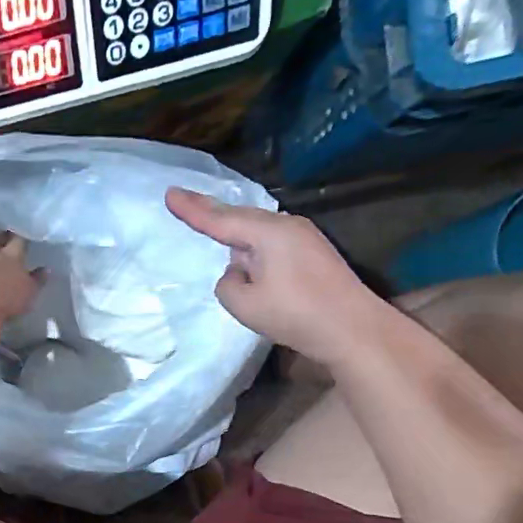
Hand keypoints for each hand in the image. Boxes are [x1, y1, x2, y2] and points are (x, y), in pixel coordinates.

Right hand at [166, 188, 381, 361]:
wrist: (353, 328)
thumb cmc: (295, 315)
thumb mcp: (244, 304)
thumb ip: (227, 284)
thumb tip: (238, 273)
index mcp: (267, 232)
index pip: (220, 219)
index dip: (192, 208)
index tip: (169, 193)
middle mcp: (287, 225)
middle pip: (240, 219)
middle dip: (214, 216)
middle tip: (184, 204)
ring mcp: (304, 237)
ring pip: (258, 233)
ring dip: (237, 239)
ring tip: (216, 237)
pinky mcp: (313, 254)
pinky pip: (272, 244)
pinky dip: (255, 251)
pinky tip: (251, 265)